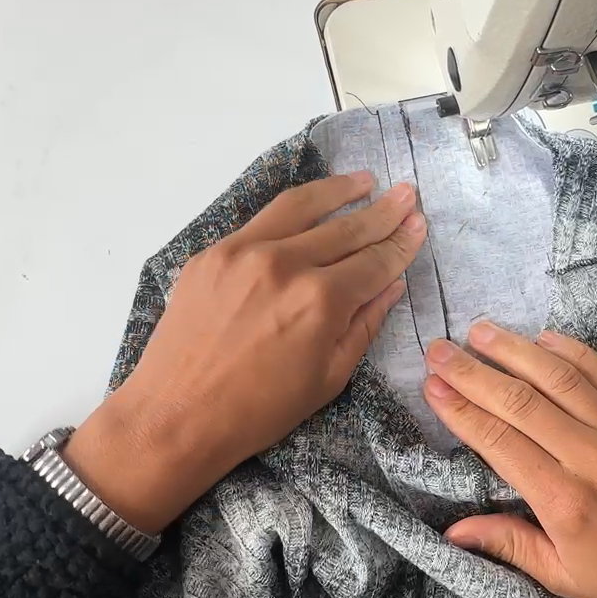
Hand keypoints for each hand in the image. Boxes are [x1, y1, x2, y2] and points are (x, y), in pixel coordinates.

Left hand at [67, 173, 425, 532]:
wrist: (177, 416)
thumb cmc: (260, 410)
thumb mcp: (329, 378)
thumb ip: (364, 324)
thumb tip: (390, 284)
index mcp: (320, 301)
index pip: (374, 261)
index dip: (401, 243)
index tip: (419, 224)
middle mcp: (285, 264)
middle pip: (345, 228)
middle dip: (383, 211)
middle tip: (407, 193)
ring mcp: (243, 252)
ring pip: (301, 207)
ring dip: (338, 190)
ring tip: (365, 180)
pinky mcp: (212, 253)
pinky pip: (262, 220)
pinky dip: (292, 209)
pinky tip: (309, 205)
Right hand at [423, 323, 596, 597]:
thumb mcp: (563, 578)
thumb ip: (508, 544)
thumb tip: (452, 530)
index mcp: (566, 502)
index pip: (499, 442)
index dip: (461, 410)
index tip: (432, 385)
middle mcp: (593, 458)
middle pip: (521, 402)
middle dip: (473, 372)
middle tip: (439, 349)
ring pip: (560, 378)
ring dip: (516, 349)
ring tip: (480, 331)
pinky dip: (574, 351)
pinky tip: (544, 335)